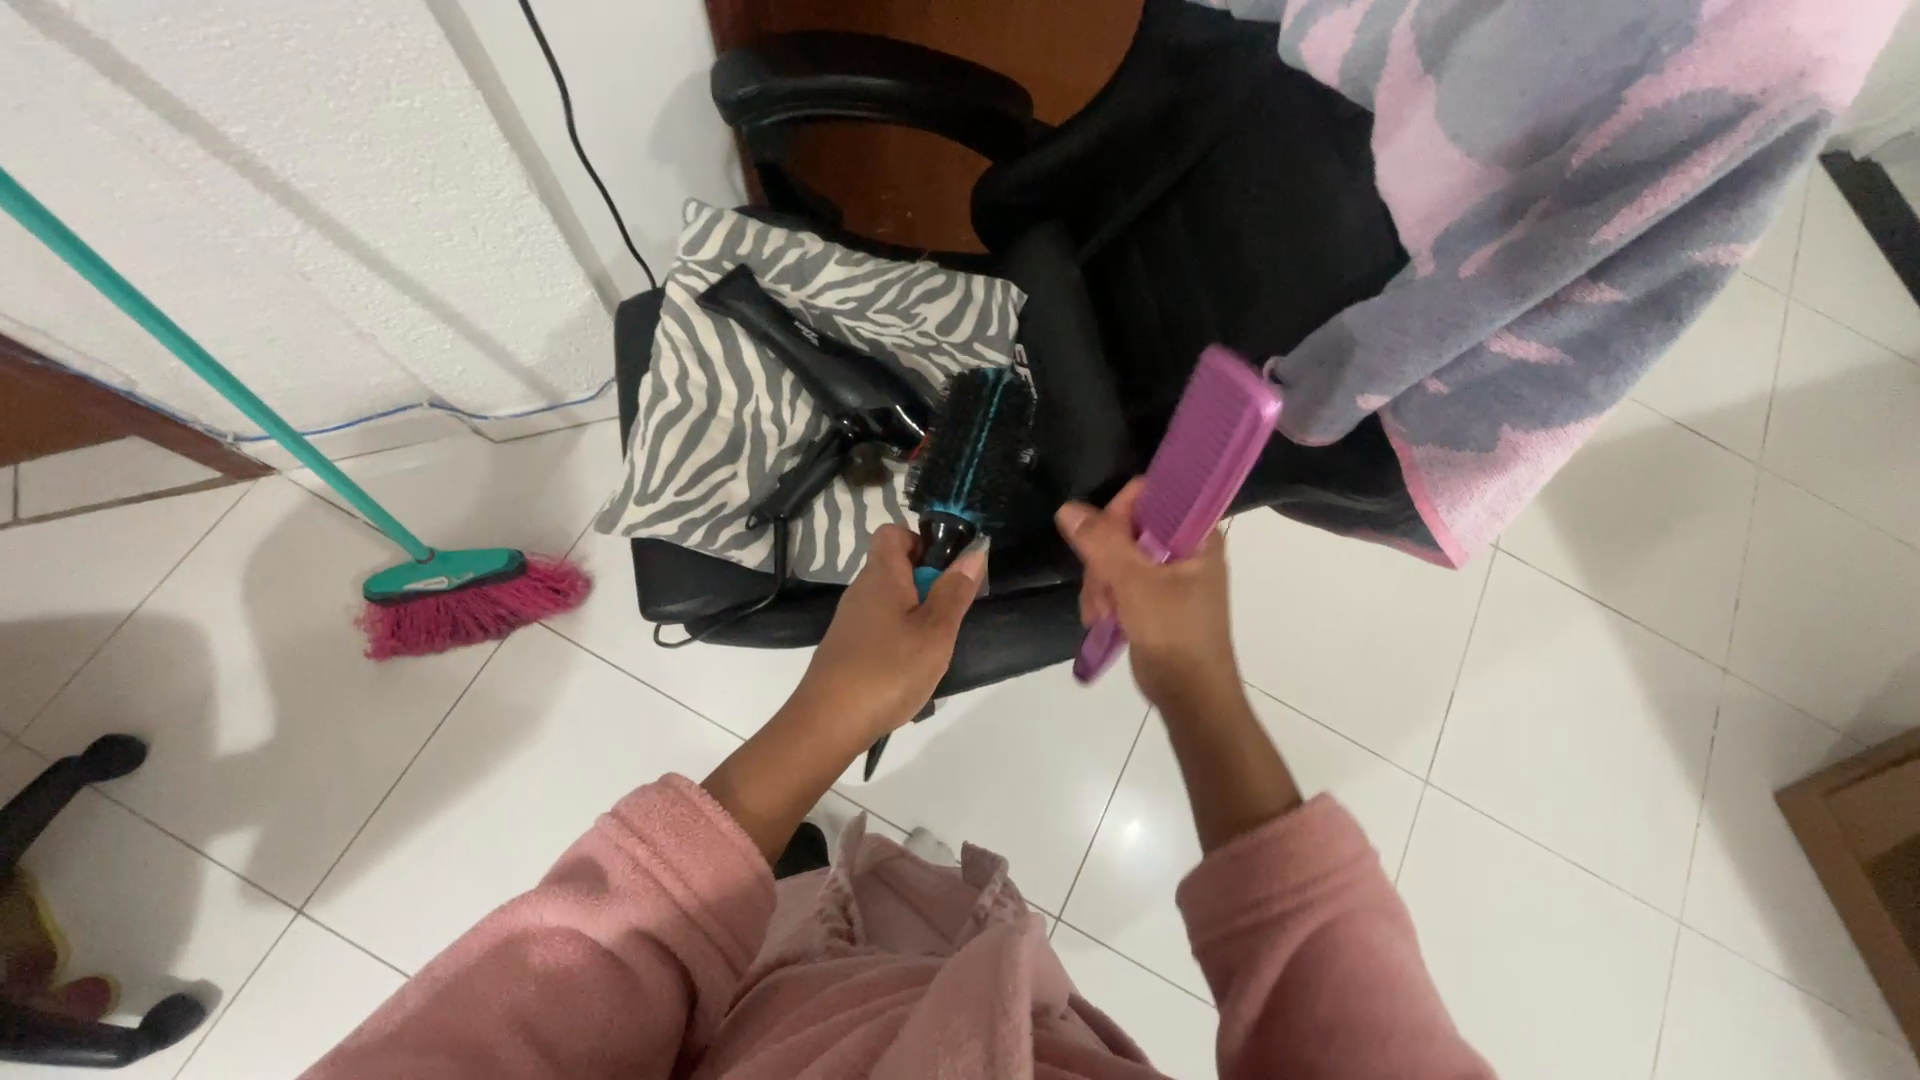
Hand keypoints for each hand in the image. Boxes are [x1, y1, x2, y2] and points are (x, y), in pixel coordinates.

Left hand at [784, 524, 984, 739]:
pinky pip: (880, 627)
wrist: (829, 721)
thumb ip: (955, 591)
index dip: (921, 541)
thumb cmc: (888, 670)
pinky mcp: (847, 647)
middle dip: (928, 585)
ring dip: (917, 616)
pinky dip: (899, 639)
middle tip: (948, 618)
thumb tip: (974, 552)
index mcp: (882, 576)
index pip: (893, 533)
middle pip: (896, 568)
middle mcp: (862, 590)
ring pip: (891, 601)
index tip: (945, 571)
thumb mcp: (935, 631)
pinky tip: (909, 671)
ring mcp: (851, 620)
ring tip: (932, 649)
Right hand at [1056, 479, 1239, 709]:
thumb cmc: (1174, 633)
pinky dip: (1105, 597)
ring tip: (1100, 614)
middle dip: (1103, 560)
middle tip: (1102, 590)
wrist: (1191, 695)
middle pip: (1125, 527)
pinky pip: (1118, 581)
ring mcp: (1168, 574)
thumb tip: (1067, 509)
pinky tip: (1102, 620)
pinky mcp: (1153, 597)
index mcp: (1195, 534)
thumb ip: (1100, 542)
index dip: (1119, 512)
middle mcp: (1184, 547)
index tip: (1102, 540)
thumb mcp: (1134, 583)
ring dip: (1099, 584)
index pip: (1151, 495)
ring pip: (1115, 556)